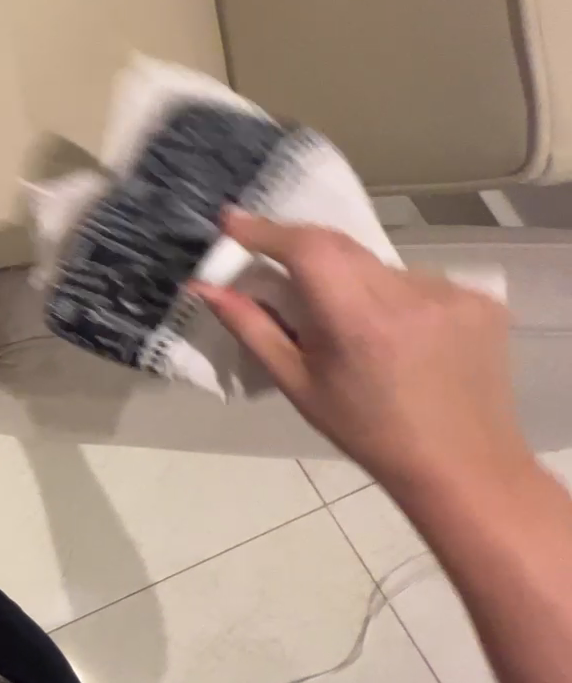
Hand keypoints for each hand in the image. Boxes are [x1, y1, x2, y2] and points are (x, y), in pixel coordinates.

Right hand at [191, 211, 529, 490]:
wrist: (462, 462)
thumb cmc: (363, 426)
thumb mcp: (293, 379)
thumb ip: (248, 325)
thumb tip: (203, 286)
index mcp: (360, 321)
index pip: (310, 249)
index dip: (266, 230)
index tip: (230, 221)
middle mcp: (412, 297)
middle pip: (339, 247)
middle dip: (295, 246)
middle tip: (260, 256)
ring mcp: (453, 295)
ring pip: (372, 263)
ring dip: (340, 274)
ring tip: (331, 313)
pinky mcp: (479, 299)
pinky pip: (408, 277)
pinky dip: (379, 290)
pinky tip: (381, 326)